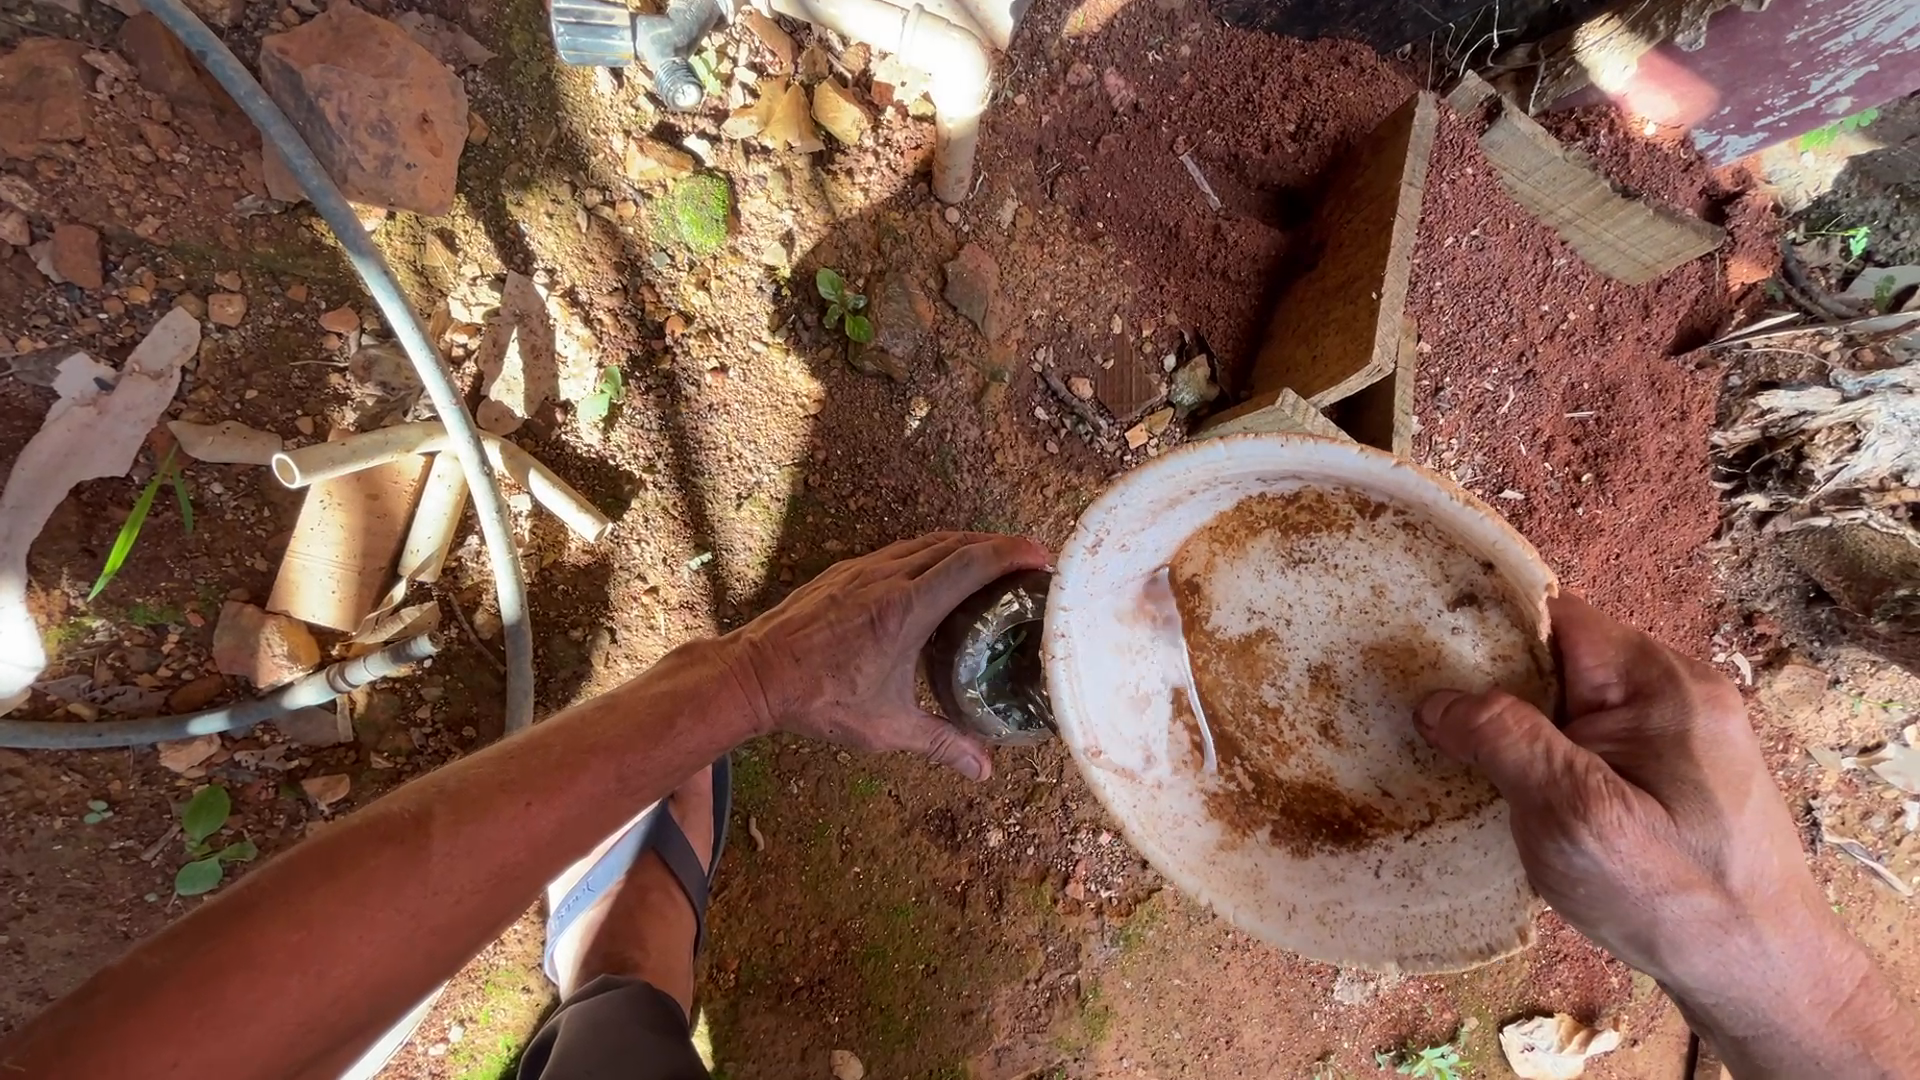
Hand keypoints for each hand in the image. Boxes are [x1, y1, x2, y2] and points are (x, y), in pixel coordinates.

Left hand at [718, 532, 1051, 780]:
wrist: (753, 673)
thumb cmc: (819, 700)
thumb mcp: (886, 728)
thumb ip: (941, 744)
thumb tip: (985, 772)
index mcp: (906, 608)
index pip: (970, 564)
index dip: (1011, 552)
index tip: (1041, 556)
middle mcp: (888, 576)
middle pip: (955, 543)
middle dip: (998, 544)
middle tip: (1028, 559)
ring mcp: (864, 568)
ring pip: (927, 541)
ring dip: (965, 544)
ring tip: (991, 561)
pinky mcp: (845, 571)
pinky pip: (901, 549)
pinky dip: (932, 551)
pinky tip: (937, 572)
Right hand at [1414, 593, 1918, 1076]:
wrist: (1761, 980)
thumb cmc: (1675, 897)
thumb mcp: (1577, 815)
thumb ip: (1504, 740)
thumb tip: (1433, 700)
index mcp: (1657, 683)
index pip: (1551, 615)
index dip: (1479, 620)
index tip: (1412, 639)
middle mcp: (1665, 688)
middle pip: (1546, 647)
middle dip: (1478, 668)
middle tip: (1413, 693)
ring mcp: (1660, 724)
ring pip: (1552, 687)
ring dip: (1496, 707)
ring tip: (1437, 728)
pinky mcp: (1649, 759)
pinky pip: (1568, 723)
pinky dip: (1520, 735)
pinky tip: (1487, 763)